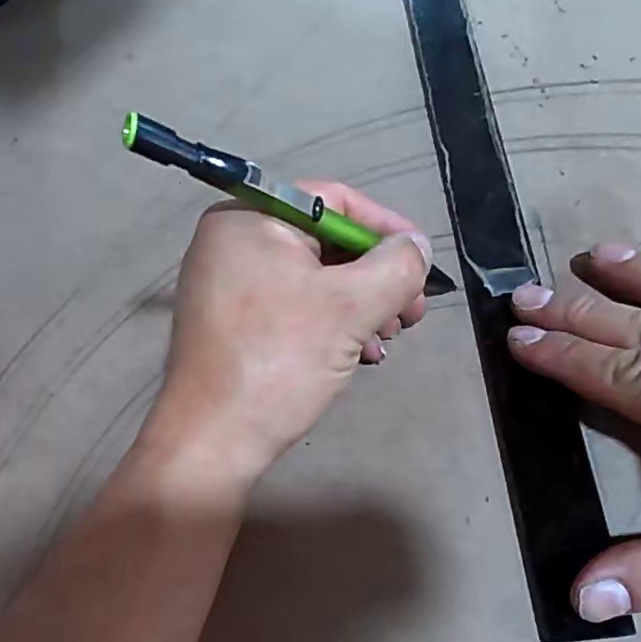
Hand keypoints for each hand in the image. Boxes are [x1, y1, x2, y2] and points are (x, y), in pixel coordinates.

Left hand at [139, 181, 431, 486]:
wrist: (216, 440)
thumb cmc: (279, 362)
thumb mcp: (349, 308)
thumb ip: (396, 268)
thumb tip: (420, 248)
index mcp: (253, 218)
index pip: (335, 201)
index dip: (388, 229)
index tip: (424, 265)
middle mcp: (238, 243)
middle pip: (330, 244)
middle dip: (379, 279)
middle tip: (411, 314)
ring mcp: (235, 288)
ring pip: (320, 283)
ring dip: (364, 309)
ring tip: (387, 341)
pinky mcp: (240, 328)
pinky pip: (300, 311)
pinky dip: (337, 329)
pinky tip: (361, 356)